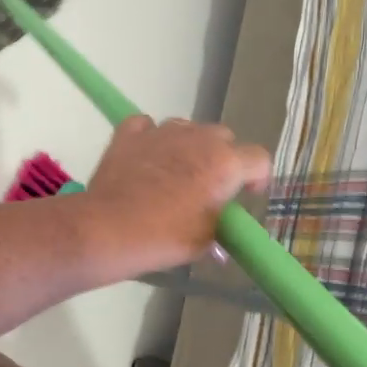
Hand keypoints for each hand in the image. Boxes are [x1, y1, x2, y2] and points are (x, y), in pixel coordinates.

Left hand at [84, 116, 270, 270]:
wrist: (108, 229)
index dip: (257, 177)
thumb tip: (220, 238)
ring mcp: (161, 132)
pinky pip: (145, 125)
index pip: (258, 159)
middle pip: (222, 137)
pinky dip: (149, 136)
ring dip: (187, 144)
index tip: (246, 195)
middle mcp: (198, 139)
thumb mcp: (204, 240)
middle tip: (208, 184)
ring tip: (175, 170)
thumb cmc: (163, 237)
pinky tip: (145, 154)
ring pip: (186, 127)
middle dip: (221, 157)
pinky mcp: (128, 134)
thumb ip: (219, 227)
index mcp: (225, 164)